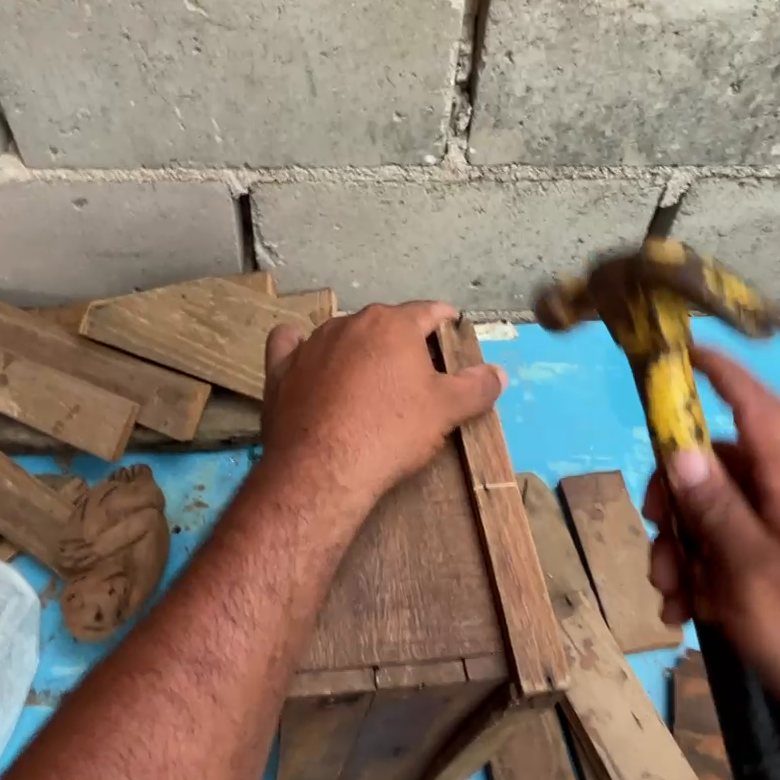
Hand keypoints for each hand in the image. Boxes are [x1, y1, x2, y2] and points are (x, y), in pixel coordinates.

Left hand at [260, 302, 506, 509]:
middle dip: (401, 342)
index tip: (452, 332)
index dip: (444, 322)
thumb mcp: (446, 411)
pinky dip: (301, 350)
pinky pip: (291, 346)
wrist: (323, 468)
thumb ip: (476, 387)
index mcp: (393, 324)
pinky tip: (308, 363)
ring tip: (368, 380)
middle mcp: (349, 322)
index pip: (428, 312)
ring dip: (357, 349)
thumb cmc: (391, 432)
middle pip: (384, 324)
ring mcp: (311, 344)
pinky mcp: (280, 369)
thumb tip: (499, 372)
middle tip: (415, 373)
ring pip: (341, 334)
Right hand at [643, 347, 779, 763]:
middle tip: (655, 534)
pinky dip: (705, 573)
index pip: (755, 407)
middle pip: (720, 465)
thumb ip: (715, 507)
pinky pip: (735, 551)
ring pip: (720, 513)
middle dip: (676, 497)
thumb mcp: (753, 575)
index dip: (718, 373)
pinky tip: (691, 612)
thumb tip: (680, 446)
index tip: (679, 350)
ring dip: (684, 546)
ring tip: (672, 594)